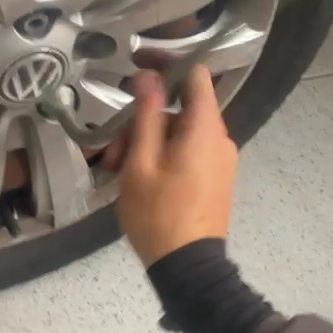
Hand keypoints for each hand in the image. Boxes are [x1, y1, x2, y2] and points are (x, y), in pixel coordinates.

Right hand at [104, 66, 237, 266]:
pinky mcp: (215, 177)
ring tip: (117, 171)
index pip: (195, 76)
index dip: (167, 63)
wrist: (189, 269)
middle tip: (112, 151)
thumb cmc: (159, 214)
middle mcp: (219, 138)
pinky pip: (187, 153)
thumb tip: (147, 76)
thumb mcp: (141, 163)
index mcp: (205, 129)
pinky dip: (161, 157)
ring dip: (146, 144)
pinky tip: (135, 179)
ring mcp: (219, 160)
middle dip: (141, 123)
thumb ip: (145, 115)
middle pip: (179, 111)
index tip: (137, 63)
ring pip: (178, 134)